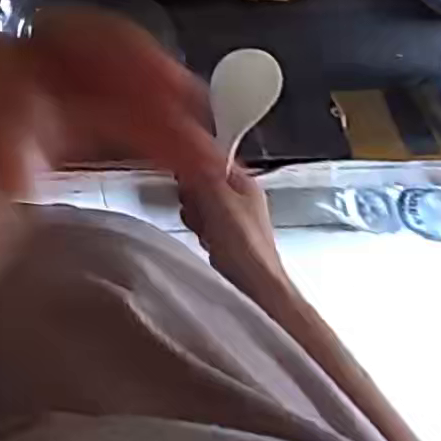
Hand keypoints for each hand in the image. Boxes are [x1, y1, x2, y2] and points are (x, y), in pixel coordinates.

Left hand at [0, 10, 223, 374]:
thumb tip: (20, 156)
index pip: (10, 63)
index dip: (75, 71)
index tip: (137, 98)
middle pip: (56, 59)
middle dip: (128, 75)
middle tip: (191, 108)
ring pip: (83, 89)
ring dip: (144, 106)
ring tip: (201, 137)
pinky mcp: (26, 150)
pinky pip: (88, 128)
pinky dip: (134, 135)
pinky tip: (172, 151)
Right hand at [178, 163, 292, 300]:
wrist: (254, 284)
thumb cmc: (244, 243)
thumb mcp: (218, 197)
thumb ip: (202, 174)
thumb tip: (189, 155)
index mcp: (245, 183)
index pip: (214, 161)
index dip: (197, 168)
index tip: (186, 177)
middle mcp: (241, 198)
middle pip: (204, 183)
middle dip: (194, 196)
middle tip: (198, 207)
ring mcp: (234, 218)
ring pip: (201, 204)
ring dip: (196, 215)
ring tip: (204, 227)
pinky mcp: (226, 236)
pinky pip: (203, 223)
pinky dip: (200, 230)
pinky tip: (206, 239)